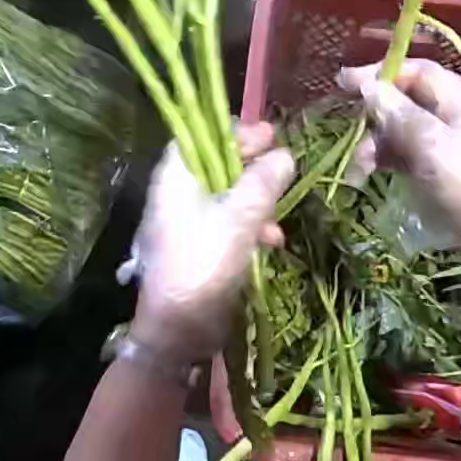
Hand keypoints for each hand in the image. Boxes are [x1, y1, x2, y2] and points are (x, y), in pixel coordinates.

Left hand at [120, 124, 294, 376]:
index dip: (234, 132)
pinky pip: (228, 223)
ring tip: (279, 214)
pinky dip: (250, 227)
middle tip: (283, 166)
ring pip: (227, 195)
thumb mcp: (240, 218)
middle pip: (217, 164)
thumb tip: (285, 155)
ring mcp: (187, 221)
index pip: (199, 136)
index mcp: (175, 178)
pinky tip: (271, 242)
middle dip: (252, 167)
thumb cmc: (204, 263)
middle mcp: (177, 194)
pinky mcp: (200, 245)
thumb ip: (263, 183)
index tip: (269, 136)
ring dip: (257, 201)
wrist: (178, 329)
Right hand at [340, 59, 460, 254]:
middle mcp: (454, 114)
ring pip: (400, 130)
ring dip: (375, 145)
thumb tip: (368, 85)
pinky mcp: (438, 168)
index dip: (380, 73)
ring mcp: (446, 142)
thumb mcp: (430, 144)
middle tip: (351, 133)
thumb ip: (397, 112)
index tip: (344, 84)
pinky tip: (367, 175)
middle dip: (374, 118)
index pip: (416, 71)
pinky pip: (404, 153)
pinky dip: (384, 160)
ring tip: (359, 169)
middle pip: (404, 101)